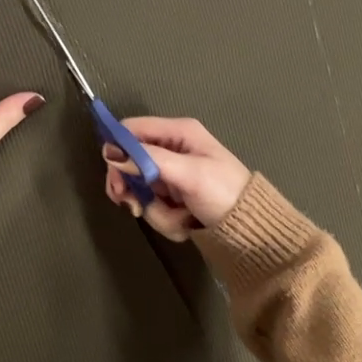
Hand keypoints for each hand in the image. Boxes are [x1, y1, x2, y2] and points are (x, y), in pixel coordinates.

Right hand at [102, 117, 252, 241]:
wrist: (252, 232)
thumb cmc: (225, 195)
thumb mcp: (189, 174)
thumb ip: (150, 161)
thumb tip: (110, 152)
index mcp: (178, 132)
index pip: (132, 129)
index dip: (117, 149)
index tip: (116, 177)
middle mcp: (172, 148)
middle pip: (129, 160)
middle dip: (132, 187)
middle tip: (132, 206)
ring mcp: (171, 173)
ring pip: (140, 188)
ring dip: (154, 208)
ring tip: (177, 218)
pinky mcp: (173, 195)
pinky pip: (153, 204)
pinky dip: (164, 218)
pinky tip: (183, 223)